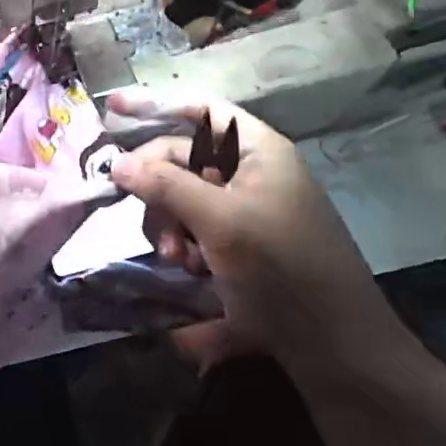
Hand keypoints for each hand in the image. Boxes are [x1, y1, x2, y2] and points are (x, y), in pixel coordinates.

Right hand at [108, 96, 385, 352]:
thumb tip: (117, 163)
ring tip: (177, 260)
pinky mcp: (239, 243)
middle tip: (153, 227)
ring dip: (170, 226)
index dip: (156, 104)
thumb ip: (166, 186)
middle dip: (159, 191)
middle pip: (182, 159)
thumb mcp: (220, 222)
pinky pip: (196, 229)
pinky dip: (186, 245)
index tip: (112, 109)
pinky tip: (191, 271)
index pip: (201, 109)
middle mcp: (250, 172)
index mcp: (257, 150)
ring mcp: (245, 209)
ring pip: (182, 199)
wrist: (332, 342)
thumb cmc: (281, 267)